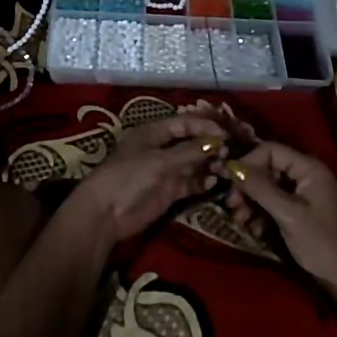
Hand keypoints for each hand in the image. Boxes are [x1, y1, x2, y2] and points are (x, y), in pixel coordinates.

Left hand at [71, 114, 232, 241]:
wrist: (106, 213)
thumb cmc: (128, 177)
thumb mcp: (158, 161)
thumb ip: (188, 152)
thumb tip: (216, 143)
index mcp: (153, 132)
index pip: (184, 123)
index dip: (205, 127)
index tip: (226, 135)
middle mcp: (162, 148)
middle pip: (191, 142)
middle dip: (210, 147)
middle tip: (230, 155)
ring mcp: (166, 170)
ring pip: (194, 163)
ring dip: (209, 165)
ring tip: (224, 170)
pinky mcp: (170, 191)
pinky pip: (191, 182)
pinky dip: (203, 182)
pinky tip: (214, 184)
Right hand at [225, 142, 336, 287]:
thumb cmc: (319, 243)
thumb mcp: (287, 213)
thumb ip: (260, 188)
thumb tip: (232, 168)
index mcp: (310, 169)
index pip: (271, 150)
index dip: (249, 163)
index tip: (232, 183)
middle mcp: (307, 175)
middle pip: (267, 167)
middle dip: (248, 185)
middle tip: (231, 204)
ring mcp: (304, 193)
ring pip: (268, 186)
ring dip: (251, 201)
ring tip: (240, 219)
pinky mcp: (300, 209)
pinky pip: (274, 201)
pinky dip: (261, 212)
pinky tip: (253, 228)